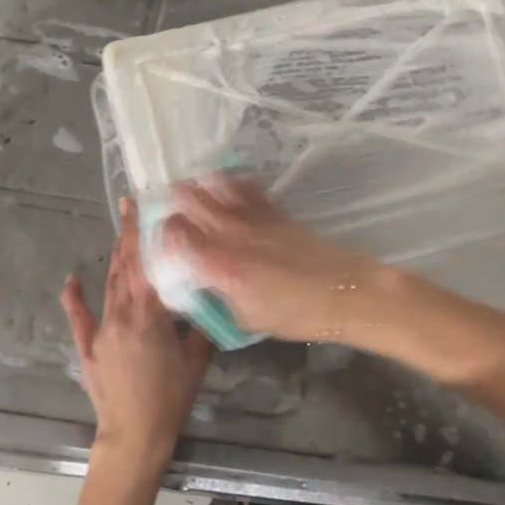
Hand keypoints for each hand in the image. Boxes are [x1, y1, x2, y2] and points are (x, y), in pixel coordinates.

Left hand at [62, 198, 213, 475]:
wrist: (134, 434)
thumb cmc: (170, 398)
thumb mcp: (196, 360)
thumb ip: (200, 326)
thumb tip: (207, 299)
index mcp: (148, 314)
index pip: (145, 265)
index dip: (142, 234)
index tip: (141, 205)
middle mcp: (120, 315)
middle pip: (124, 268)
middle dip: (126, 236)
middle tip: (129, 206)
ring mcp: (101, 330)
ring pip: (108, 286)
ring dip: (113, 260)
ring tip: (119, 237)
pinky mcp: (88, 348)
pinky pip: (79, 317)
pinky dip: (74, 296)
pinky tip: (72, 279)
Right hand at [157, 175, 381, 342]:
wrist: (344, 293)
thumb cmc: (294, 315)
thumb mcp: (246, 320)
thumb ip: (215, 302)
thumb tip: (195, 291)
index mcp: (220, 265)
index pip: (177, 235)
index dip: (162, 233)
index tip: (160, 239)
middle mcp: (232, 235)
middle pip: (192, 202)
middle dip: (174, 200)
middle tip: (163, 202)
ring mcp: (256, 219)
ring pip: (217, 189)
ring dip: (198, 186)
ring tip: (188, 187)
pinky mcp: (276, 214)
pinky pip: (247, 189)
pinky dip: (231, 184)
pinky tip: (226, 185)